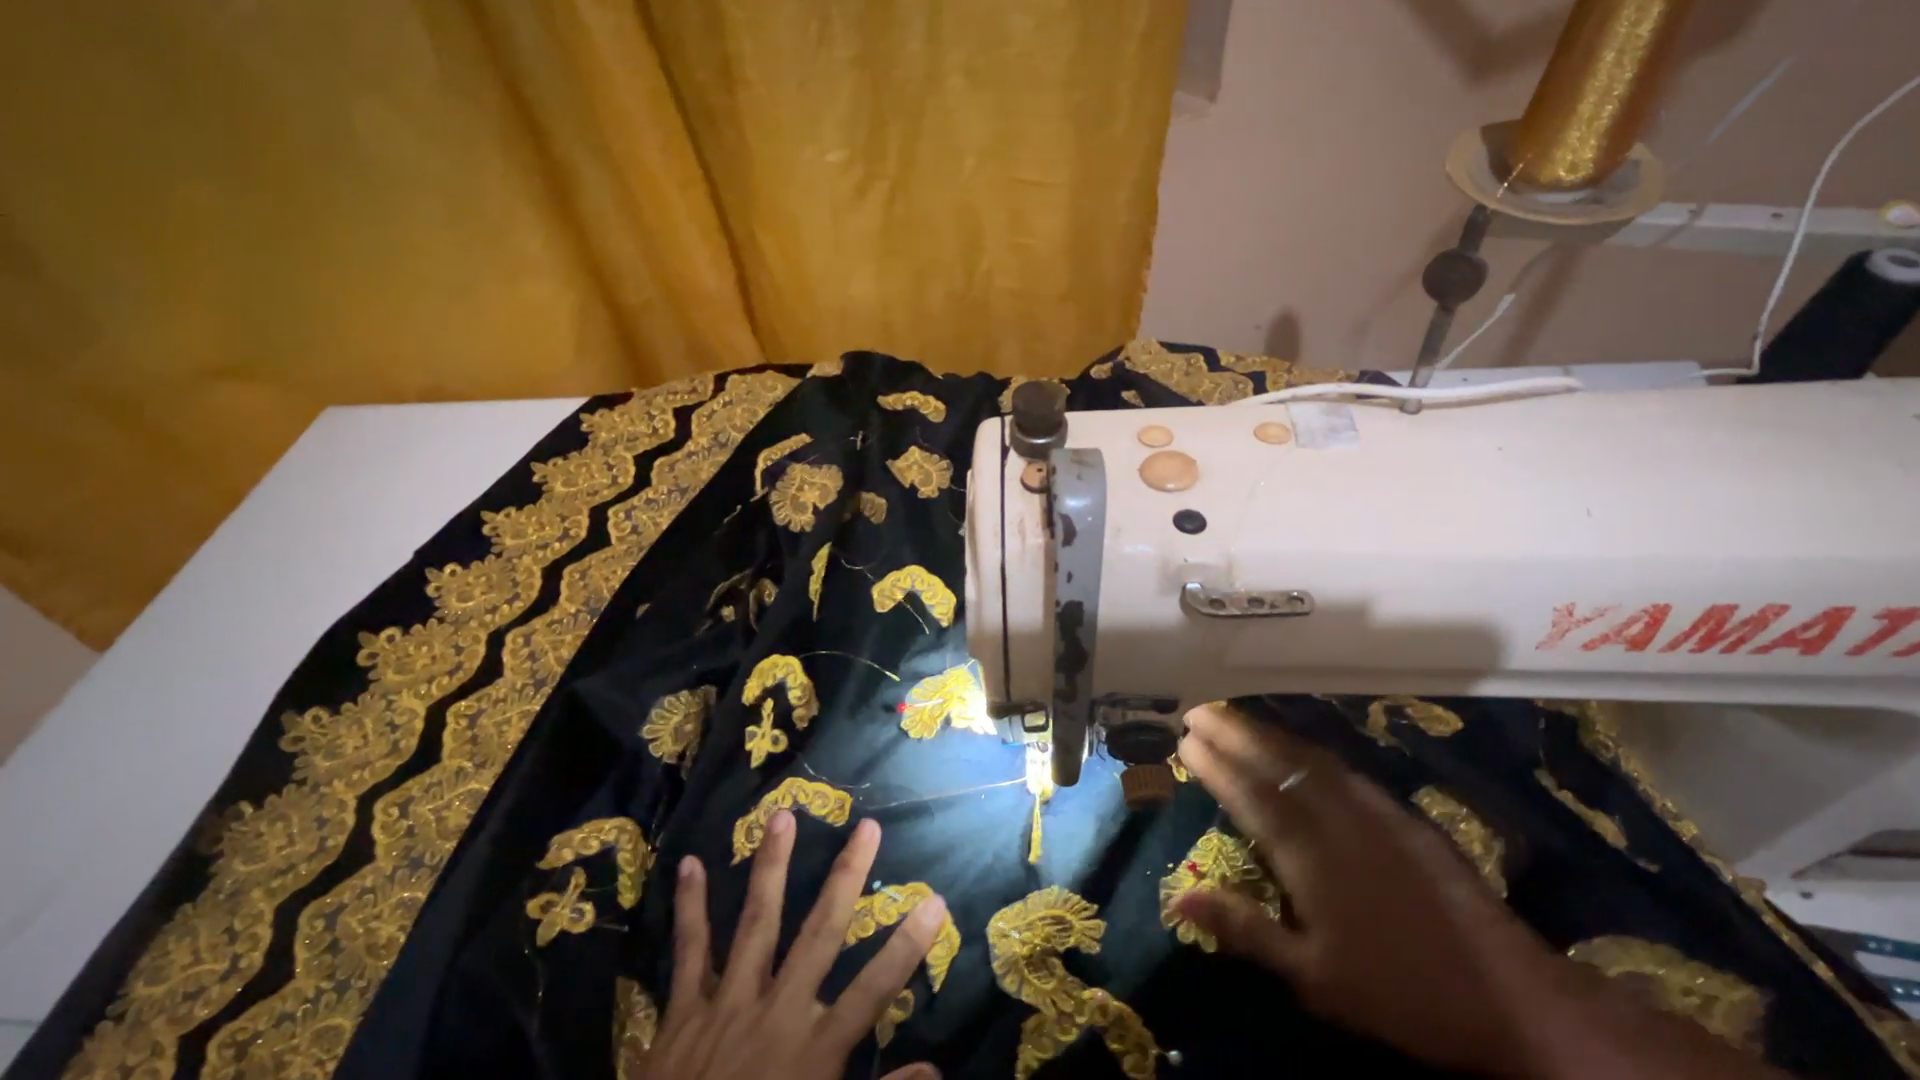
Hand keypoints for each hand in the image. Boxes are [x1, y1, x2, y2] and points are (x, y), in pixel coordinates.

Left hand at [631, 811, 945, 1079]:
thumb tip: (935, 1069)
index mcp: (816, 1047)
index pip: (874, 989)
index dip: (907, 946)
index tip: (935, 901)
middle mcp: (778, 1011)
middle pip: (819, 933)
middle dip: (846, 878)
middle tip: (867, 828)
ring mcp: (729, 1002)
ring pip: (756, 923)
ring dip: (771, 867)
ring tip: (782, 817)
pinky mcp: (685, 1009)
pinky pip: (689, 951)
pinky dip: (690, 907)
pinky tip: (690, 864)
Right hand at [1172, 703, 1567, 1075]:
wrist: (1512, 997)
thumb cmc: (1400, 994)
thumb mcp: (1313, 978)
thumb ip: (1246, 929)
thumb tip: (1180, 895)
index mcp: (1313, 859)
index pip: (1253, 798)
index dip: (1218, 766)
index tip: (1186, 741)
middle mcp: (1342, 824)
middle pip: (1282, 765)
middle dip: (1237, 733)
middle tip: (1200, 710)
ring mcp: (1380, 817)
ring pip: (1316, 761)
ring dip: (1273, 735)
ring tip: (1239, 719)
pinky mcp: (1409, 821)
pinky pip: (1347, 772)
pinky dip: (1313, 753)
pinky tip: (1305, 754)